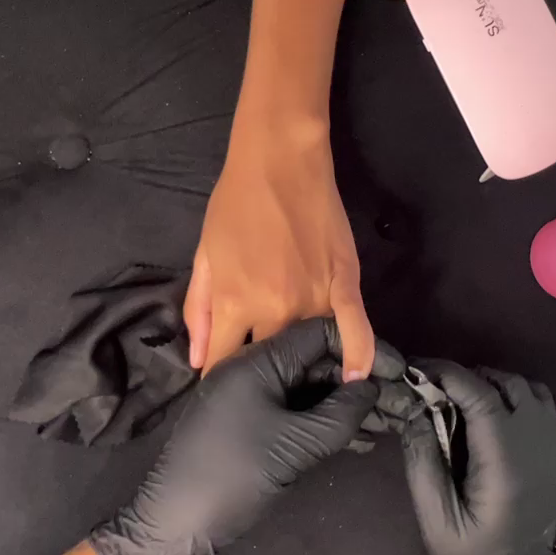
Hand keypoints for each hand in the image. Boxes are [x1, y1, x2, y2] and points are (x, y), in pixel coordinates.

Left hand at [91, 318, 378, 554]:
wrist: (176, 524)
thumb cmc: (234, 476)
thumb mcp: (296, 445)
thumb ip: (341, 412)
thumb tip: (374, 388)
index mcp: (258, 360)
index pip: (319, 334)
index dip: (361, 350)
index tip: (397, 372)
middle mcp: (254, 369)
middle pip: (317, 362)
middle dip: (359, 381)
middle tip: (399, 402)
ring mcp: (251, 397)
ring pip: (309, 390)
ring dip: (347, 406)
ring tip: (387, 424)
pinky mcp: (251, 424)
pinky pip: (296, 412)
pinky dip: (326, 422)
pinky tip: (360, 440)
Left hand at [186, 102, 374, 380]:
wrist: (280, 162)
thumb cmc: (235, 205)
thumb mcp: (204, 255)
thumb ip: (198, 309)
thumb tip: (198, 358)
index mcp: (233, 302)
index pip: (222, 363)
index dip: (219, 380)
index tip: (223, 392)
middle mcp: (274, 309)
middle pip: (267, 364)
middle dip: (260, 378)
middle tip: (261, 386)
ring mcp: (314, 299)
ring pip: (309, 351)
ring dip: (303, 367)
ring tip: (299, 384)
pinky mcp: (345, 285)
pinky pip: (355, 330)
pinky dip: (357, 356)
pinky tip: (355, 379)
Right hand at [402, 361, 555, 554]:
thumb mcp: (435, 517)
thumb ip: (424, 460)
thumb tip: (413, 408)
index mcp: (506, 466)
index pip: (482, 397)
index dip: (449, 375)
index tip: (418, 369)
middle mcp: (537, 449)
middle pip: (508, 385)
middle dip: (468, 377)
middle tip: (433, 389)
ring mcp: (552, 451)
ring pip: (528, 390)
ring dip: (493, 385)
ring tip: (460, 400)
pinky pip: (541, 406)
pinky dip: (514, 397)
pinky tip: (489, 416)